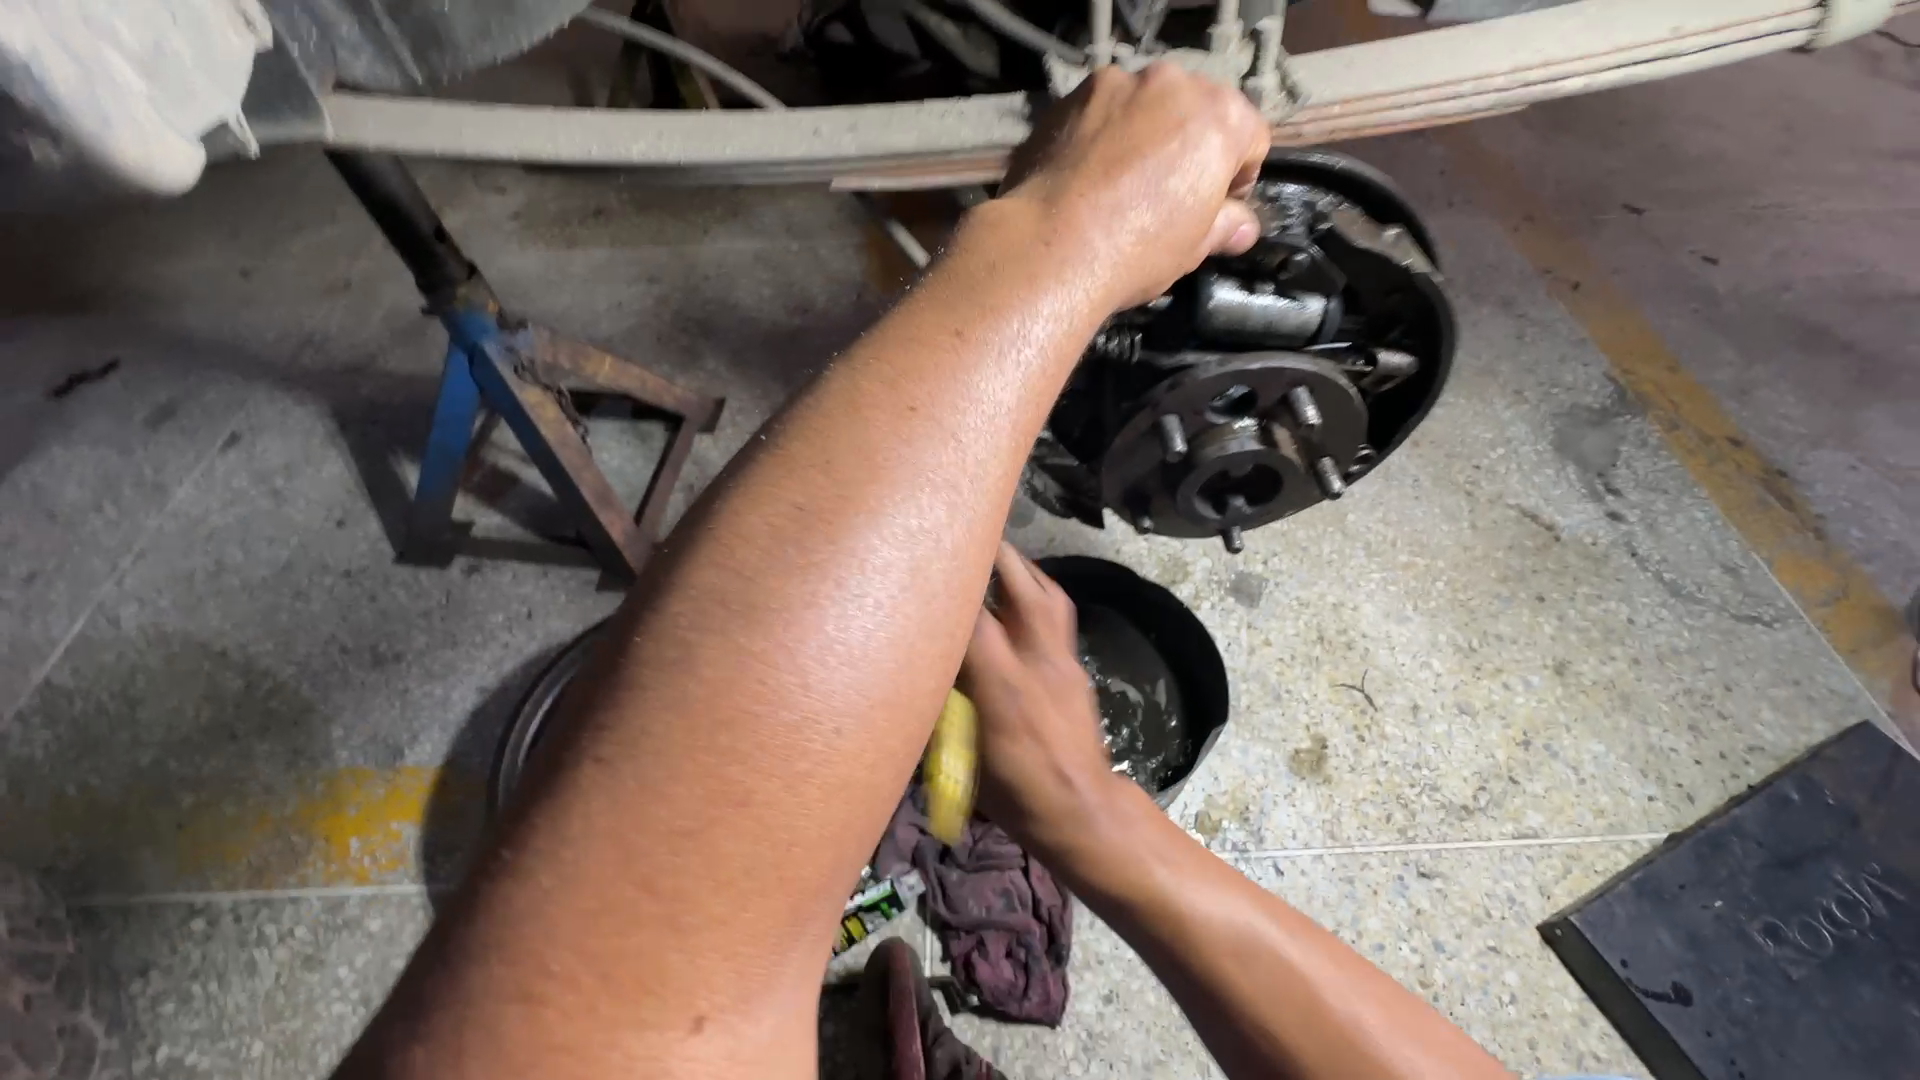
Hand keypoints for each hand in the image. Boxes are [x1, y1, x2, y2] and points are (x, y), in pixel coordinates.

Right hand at [959, 544, 1127, 859]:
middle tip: (970, 533)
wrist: (1083, 812)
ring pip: (1049, 596)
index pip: (977, 621)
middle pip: (1025, 591)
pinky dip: (1037, 594)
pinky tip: (1018, 597)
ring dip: (1022, 570)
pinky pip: (1057, 616)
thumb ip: (945, 710)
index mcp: (1005, 691)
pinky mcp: (1077, 669)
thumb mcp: (964, 761)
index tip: (932, 562)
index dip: (957, 589)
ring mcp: (1064, 664)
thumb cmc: (1016, 797)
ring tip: (995, 556)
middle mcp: (1038, 665)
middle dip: (998, 557)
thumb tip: (925, 675)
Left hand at [998, 64, 1270, 309]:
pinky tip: (1085, 183)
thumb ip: (1224, 226)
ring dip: (1140, 139)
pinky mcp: (1069, 99)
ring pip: (1142, 109)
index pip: (1250, 138)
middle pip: (1195, 112)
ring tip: (1118, 192)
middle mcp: (1171, 86)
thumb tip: (1241, 228)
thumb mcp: (1193, 248)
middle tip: (1164, 201)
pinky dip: (1098, 140)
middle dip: (1187, 150)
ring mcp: (1115, 86)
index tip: (1216, 209)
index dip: (1237, 179)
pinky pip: (1097, 115)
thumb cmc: (1135, 251)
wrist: (1050, 248)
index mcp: (1219, 119)